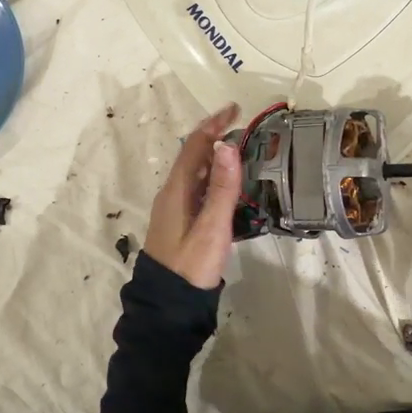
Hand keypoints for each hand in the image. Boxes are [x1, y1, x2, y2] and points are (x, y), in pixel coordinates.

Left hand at [144, 104, 242, 288]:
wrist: (169, 304)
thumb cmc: (192, 265)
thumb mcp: (213, 227)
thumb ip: (223, 187)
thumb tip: (227, 145)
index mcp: (177, 190)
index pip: (195, 146)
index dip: (214, 124)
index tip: (235, 108)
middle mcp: (172, 194)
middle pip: (193, 156)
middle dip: (215, 136)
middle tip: (243, 127)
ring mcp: (174, 209)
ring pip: (195, 173)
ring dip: (215, 157)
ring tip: (240, 150)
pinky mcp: (180, 223)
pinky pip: (197, 188)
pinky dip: (213, 177)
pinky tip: (228, 185)